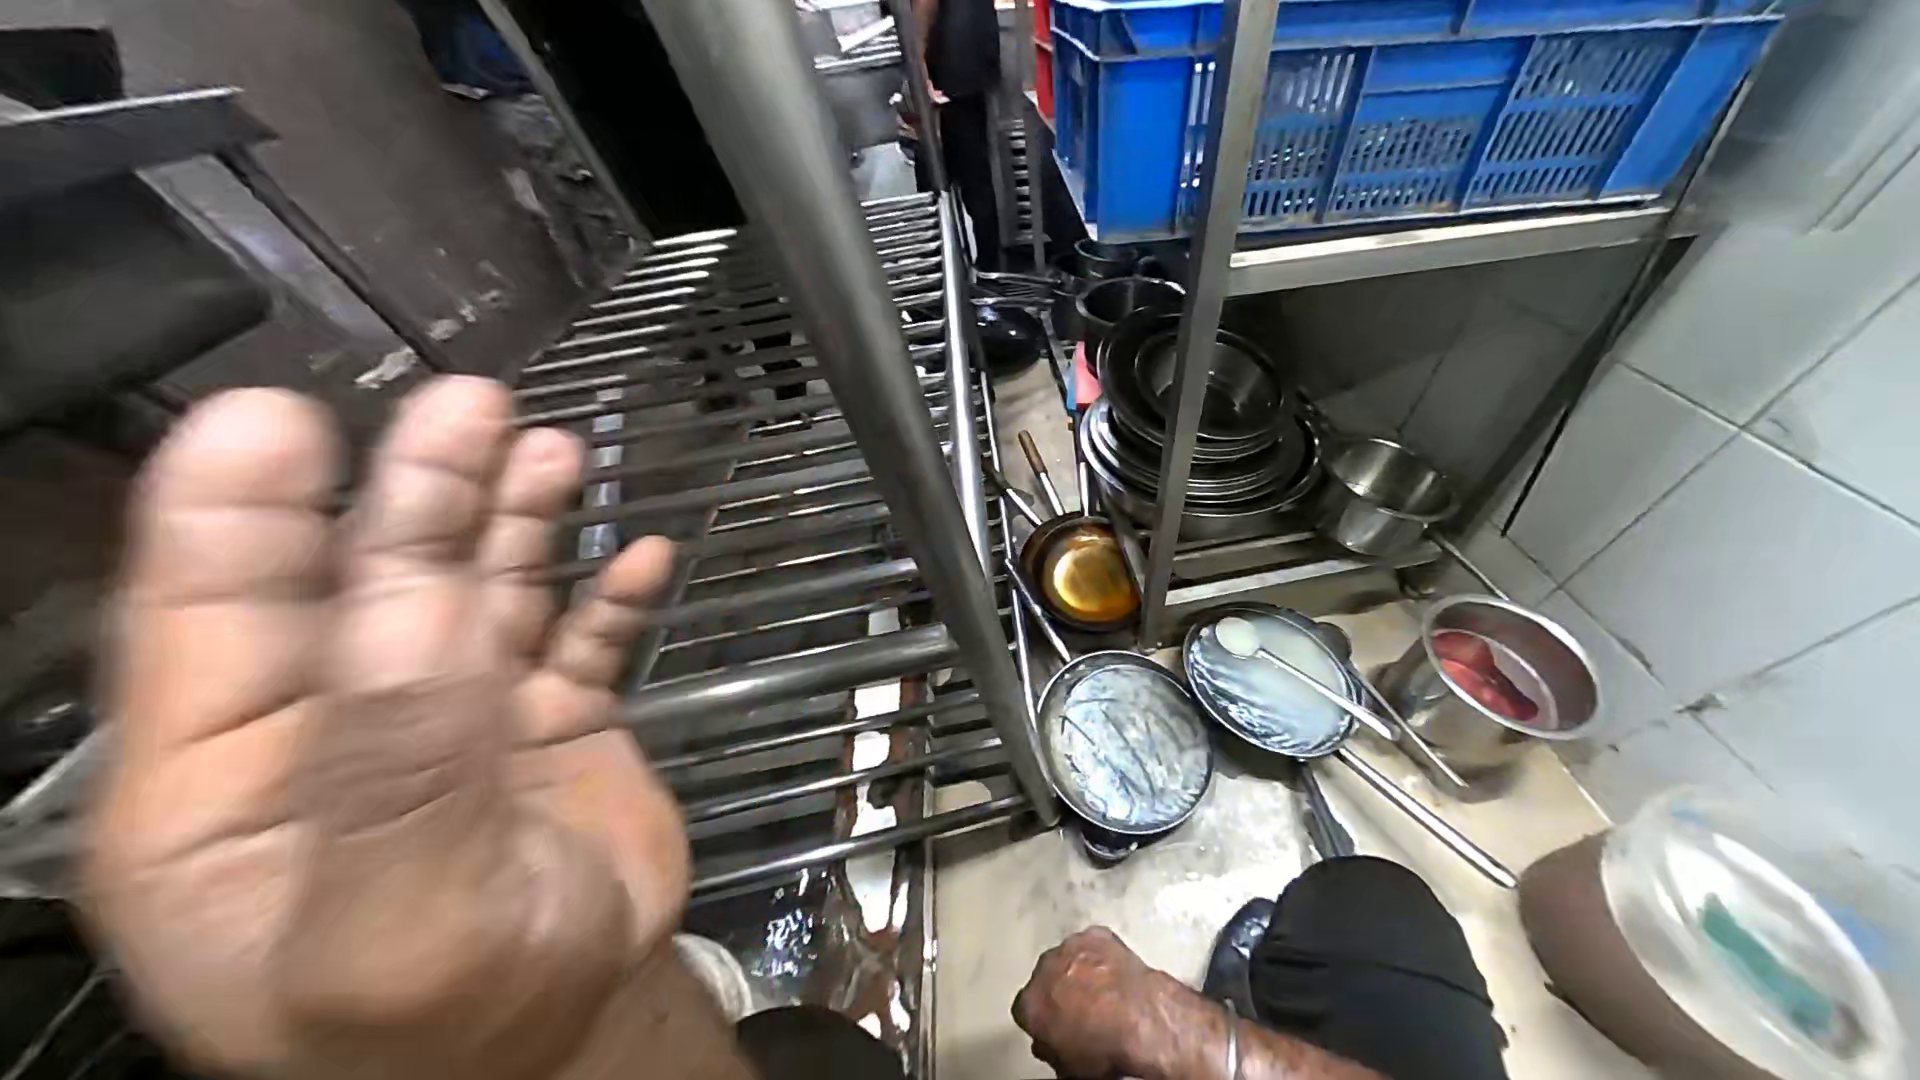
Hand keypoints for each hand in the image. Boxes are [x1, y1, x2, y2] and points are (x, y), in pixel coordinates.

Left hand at [85, 377, 688, 1079]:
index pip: (219, 615)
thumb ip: (397, 775)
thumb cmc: (447, 1018)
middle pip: (386, 577)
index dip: (243, 506)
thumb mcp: (397, 928)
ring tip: (552, 451)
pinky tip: (642, 559)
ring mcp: (470, 716)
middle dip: (427, 487)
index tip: (283, 414)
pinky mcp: (560, 722)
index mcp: (245, 781)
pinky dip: (614, 598)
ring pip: (491, 592)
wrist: (566, 1027)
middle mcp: (355, 723)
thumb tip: (418, 610)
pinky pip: (588, 641)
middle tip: (472, 406)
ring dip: (519, 520)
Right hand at [1013, 927, 1178, 1078]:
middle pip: (1045, 978)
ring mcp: (1070, 947)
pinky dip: (1100, 956)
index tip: (1054, 1030)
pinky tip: (1113, 974)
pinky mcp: (1096, 934)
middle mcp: (1044, 968)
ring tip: (1101, 994)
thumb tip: (1049, 1043)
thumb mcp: (1070, 1068)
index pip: (1025, 1010)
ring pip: (1067, 958)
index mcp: (1030, 1002)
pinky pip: (1093, 944)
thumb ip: (1050, 1050)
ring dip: (1077, 971)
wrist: (1138, 1017)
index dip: (1041, 1022)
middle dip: (1057, 991)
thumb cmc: (1104, 1045)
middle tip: (1079, 1012)